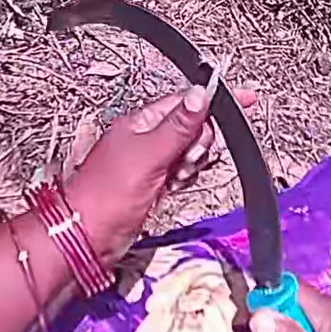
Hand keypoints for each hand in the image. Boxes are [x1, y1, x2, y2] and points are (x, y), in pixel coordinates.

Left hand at [65, 84, 256, 264]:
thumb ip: (178, 125)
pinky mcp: (153, 185)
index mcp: (141, 122)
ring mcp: (149, 162)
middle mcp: (145, 139)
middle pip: (191, 127)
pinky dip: (184, 178)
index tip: (245, 101)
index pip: (184, 103)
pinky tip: (174, 186)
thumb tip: (201, 92)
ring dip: (190, 163)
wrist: (86, 239)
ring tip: (175, 177)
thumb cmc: (108, 196)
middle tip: (184, 160)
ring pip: (188, 152)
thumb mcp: (149, 155)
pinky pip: (181, 173)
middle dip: (198, 142)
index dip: (212, 102)